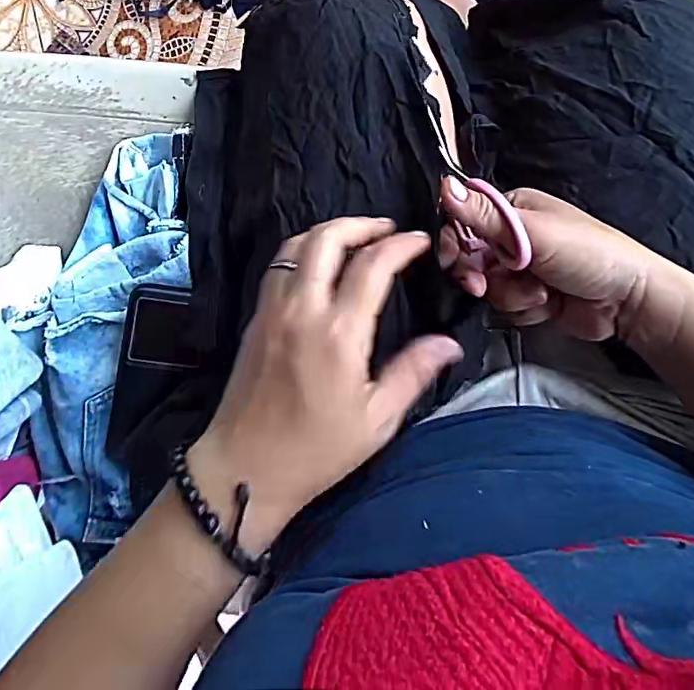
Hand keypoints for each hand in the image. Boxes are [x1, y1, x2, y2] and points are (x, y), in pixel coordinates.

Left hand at [189, 218, 464, 552]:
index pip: (372, 265)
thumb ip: (413, 373)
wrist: (244, 469)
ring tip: (356, 237)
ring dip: (330, 231)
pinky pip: (279, 264)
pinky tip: (319, 262)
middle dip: (362, 224)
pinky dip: (304, 249)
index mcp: (339, 333)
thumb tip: (449, 343)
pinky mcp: (255, 318)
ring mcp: (273, 309)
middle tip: (388, 229)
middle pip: (328, 238)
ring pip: (297, 244)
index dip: (401, 245)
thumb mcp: (377, 420)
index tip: (419, 241)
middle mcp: (302, 309)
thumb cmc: (316, 451)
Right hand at [438, 180, 676, 348]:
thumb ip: (484, 214)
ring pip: (489, 286)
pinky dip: (525, 309)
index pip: (464, 222)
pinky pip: (506, 307)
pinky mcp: (530, 296)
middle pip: (471, 258)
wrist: (629, 300)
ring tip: (542, 291)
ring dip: (512, 294)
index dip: (456, 245)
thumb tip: (444, 185)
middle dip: (483, 276)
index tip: (460, 263)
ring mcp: (523, 268)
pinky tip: (549, 303)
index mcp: (512, 208)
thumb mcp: (532, 232)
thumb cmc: (588, 254)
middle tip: (488, 284)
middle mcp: (514, 236)